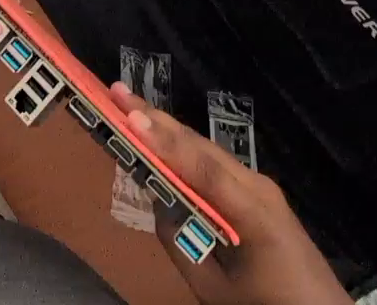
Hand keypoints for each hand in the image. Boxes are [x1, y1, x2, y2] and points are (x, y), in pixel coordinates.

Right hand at [109, 83, 351, 304]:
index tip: (130, 117)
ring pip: (206, 149)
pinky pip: (215, 163)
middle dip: (156, 118)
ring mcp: (260, 186)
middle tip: (116, 91)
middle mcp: (257, 186)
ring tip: (130, 107)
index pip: (202, 168)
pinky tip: (162, 138)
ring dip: (167, 128)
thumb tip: (157, 200)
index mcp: (253, 211)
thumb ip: (181, 243)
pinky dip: (184, 147)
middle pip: (200, 146)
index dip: (165, 142)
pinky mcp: (259, 193)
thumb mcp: (216, 290)